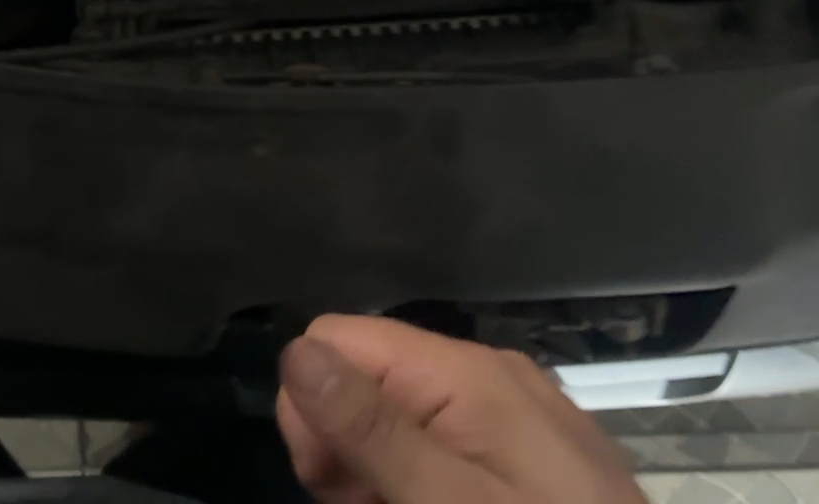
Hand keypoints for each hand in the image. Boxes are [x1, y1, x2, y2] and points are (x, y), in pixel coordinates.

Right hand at [275, 315, 646, 503]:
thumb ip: (373, 430)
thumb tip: (295, 350)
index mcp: (464, 370)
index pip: (333, 338)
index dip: (311, 405)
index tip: (326, 481)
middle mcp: (483, 371)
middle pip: (358, 371)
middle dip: (341, 442)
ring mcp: (508, 410)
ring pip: (389, 409)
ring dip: (372, 466)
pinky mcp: (523, 447)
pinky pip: (434, 435)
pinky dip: (413, 476)